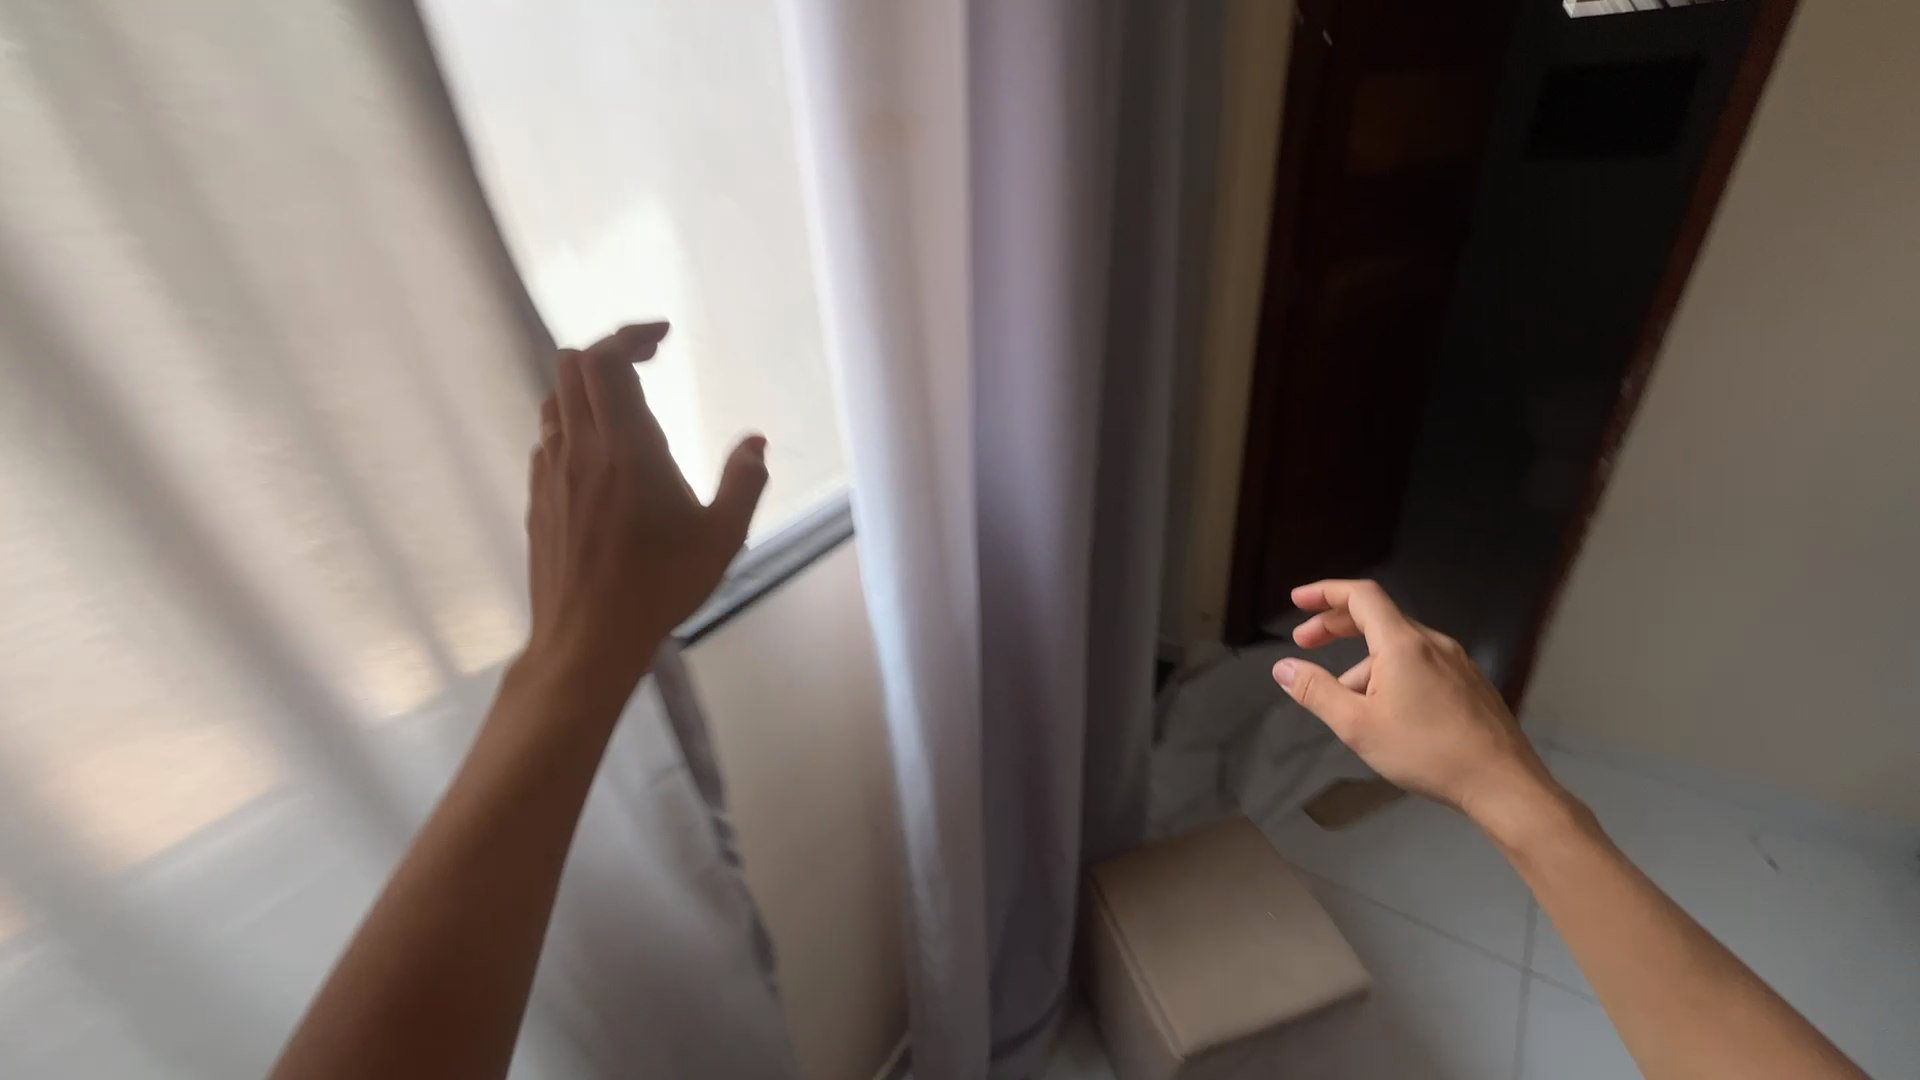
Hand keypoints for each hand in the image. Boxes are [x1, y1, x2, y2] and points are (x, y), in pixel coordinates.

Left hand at [523, 322, 767, 688]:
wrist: (588, 638)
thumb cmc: (661, 586)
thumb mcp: (722, 537)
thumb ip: (743, 482)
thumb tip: (756, 442)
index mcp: (627, 449)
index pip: (608, 361)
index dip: (631, 334)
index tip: (664, 335)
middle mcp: (581, 449)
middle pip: (572, 366)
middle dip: (612, 351)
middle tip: (652, 362)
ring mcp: (551, 473)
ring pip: (556, 399)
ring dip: (590, 387)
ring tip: (630, 406)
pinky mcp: (537, 498)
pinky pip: (549, 437)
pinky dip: (575, 423)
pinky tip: (604, 457)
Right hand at [1271, 579, 1561, 831]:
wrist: (1506, 787)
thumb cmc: (1428, 753)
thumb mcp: (1356, 725)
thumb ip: (1314, 691)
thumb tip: (1282, 667)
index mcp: (1403, 644)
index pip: (1360, 596)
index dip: (1325, 592)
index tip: (1297, 601)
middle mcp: (1433, 644)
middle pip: (1377, 616)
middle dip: (1335, 625)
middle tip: (1305, 643)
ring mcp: (1457, 663)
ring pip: (1397, 646)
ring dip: (1361, 660)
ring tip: (1345, 700)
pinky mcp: (1470, 685)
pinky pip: (1420, 664)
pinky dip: (1389, 672)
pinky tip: (1385, 710)